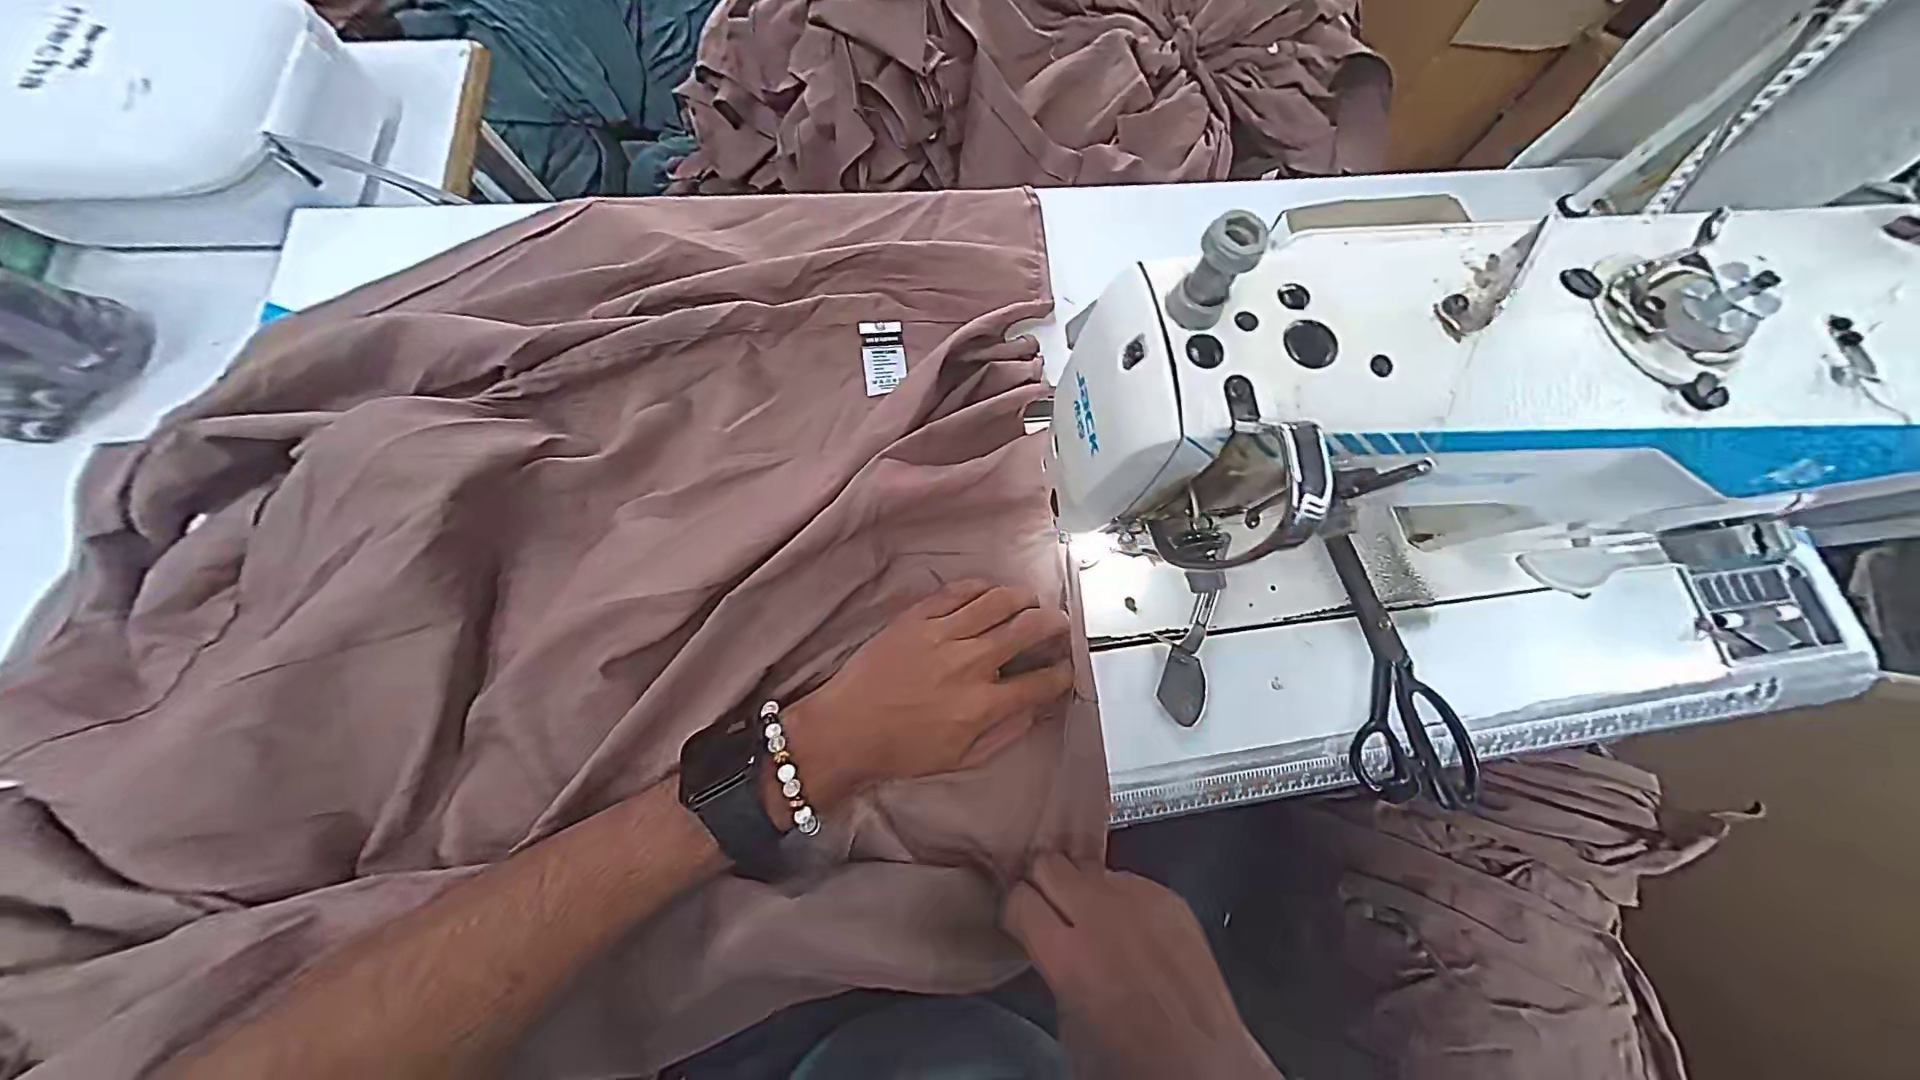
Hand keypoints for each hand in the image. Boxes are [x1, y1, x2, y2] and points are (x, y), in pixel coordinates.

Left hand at [776, 580, 1074, 813]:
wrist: (846, 729)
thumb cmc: (901, 749)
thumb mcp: (962, 758)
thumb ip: (1006, 734)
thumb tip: (1036, 711)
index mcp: (982, 705)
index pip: (1041, 682)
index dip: (1062, 674)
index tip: (1065, 669)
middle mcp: (968, 664)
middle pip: (1028, 629)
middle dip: (1054, 624)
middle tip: (1059, 624)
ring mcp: (941, 635)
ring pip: (998, 601)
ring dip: (1024, 598)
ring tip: (1030, 602)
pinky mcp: (917, 617)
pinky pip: (958, 591)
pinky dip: (982, 587)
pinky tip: (990, 592)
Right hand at [1004, 854, 1282, 1079]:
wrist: (1205, 1069)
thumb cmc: (1132, 1062)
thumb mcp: (1067, 1020)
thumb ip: (1050, 961)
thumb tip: (1041, 933)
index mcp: (1067, 953)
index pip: (1017, 897)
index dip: (1014, 909)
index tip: (1019, 918)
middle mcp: (1100, 914)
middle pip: (1048, 862)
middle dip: (1041, 882)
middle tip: (1047, 905)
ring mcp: (1138, 899)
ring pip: (1087, 865)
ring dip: (1080, 886)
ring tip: (1089, 914)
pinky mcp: (1167, 896)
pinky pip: (1127, 879)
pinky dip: (1120, 897)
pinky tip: (1129, 927)